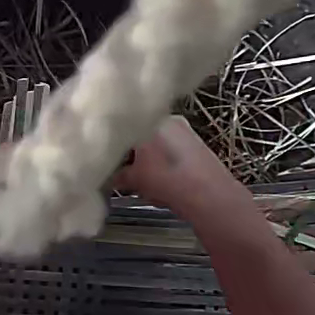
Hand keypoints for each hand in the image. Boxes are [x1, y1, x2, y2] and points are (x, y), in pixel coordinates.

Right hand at [114, 117, 250, 220]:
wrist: (209, 196)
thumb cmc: (166, 178)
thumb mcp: (132, 177)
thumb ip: (115, 175)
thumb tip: (105, 178)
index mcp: (152, 118)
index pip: (122, 127)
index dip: (110, 148)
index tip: (105, 166)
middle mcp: (170, 121)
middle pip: (138, 138)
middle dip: (128, 159)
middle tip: (121, 179)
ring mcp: (186, 135)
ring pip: (154, 150)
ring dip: (144, 167)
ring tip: (143, 188)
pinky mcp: (196, 152)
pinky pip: (169, 158)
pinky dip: (161, 171)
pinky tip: (161, 190)